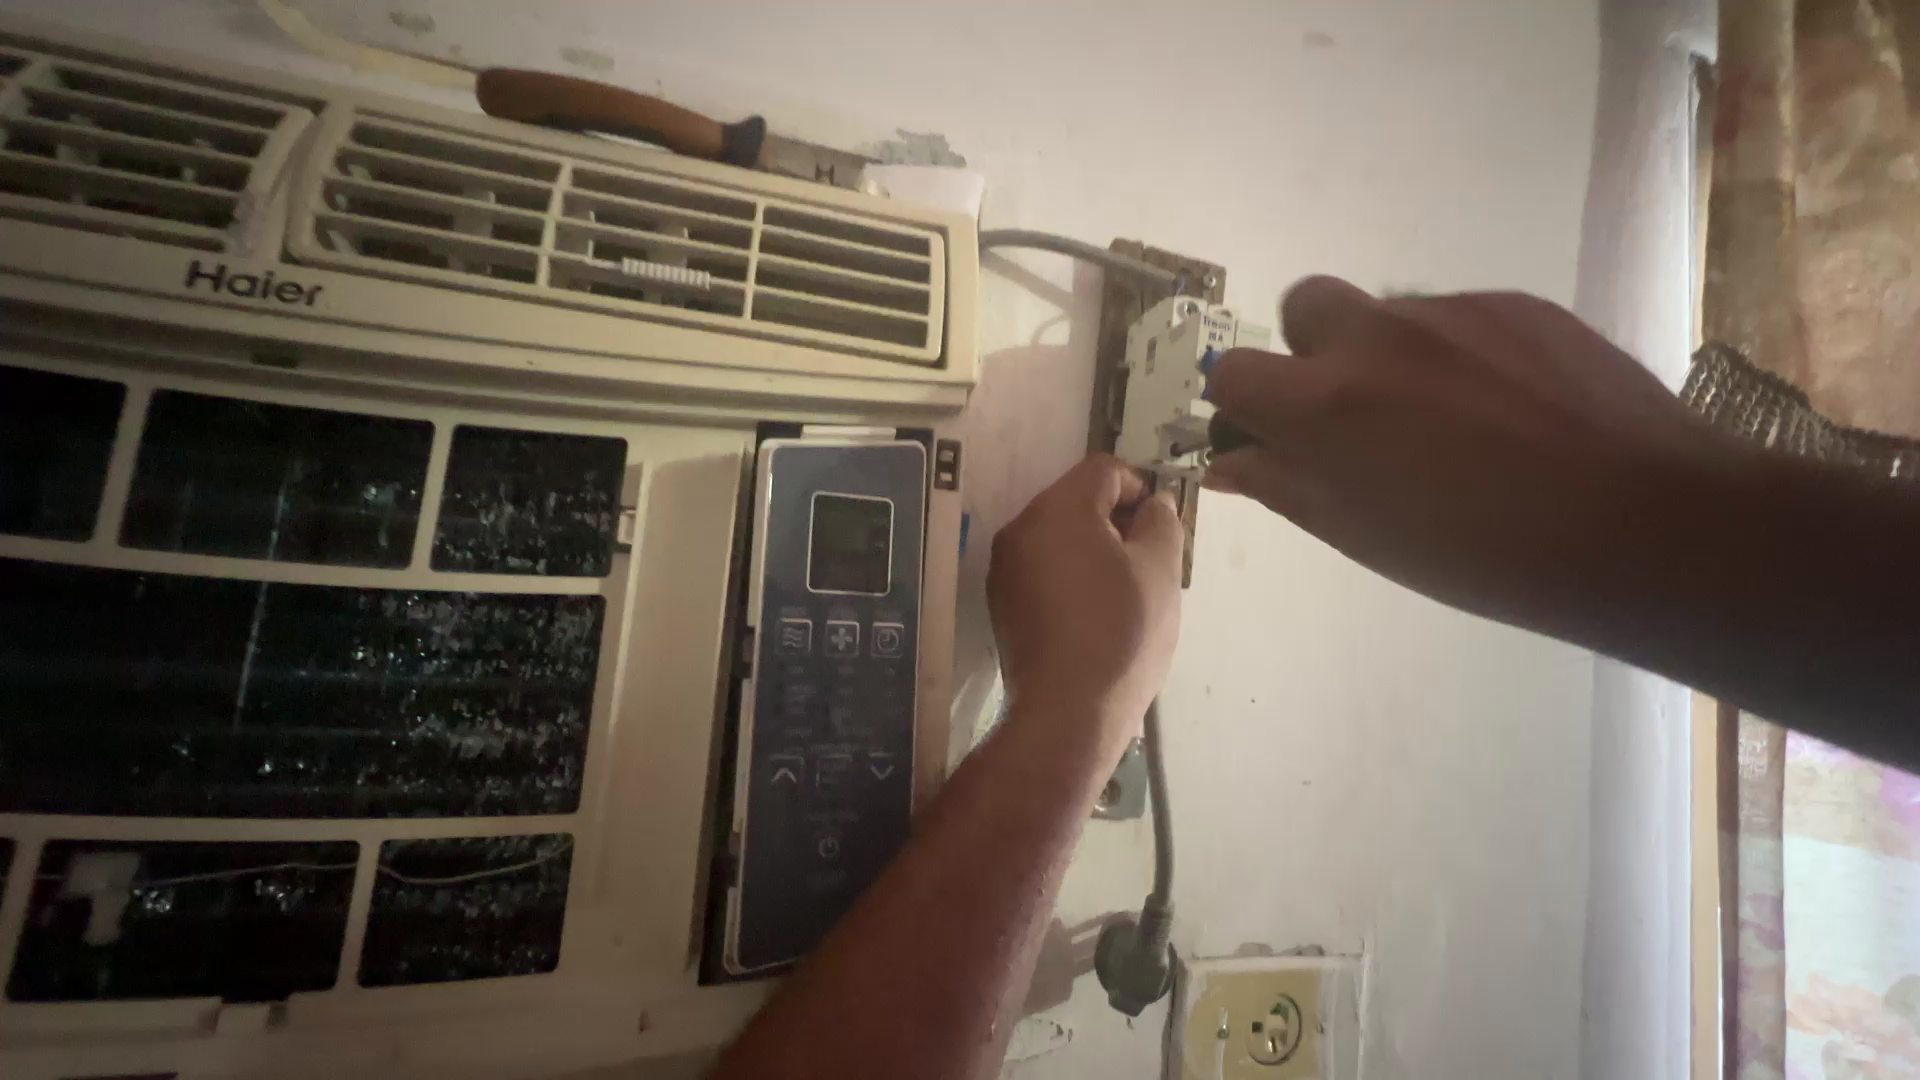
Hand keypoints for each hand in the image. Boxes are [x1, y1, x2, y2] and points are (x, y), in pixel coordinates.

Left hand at [988, 455, 1184, 753]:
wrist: (1067, 710)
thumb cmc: (1122, 633)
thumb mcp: (1160, 571)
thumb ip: (1162, 522)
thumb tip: (1154, 503)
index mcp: (1057, 510)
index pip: (1102, 470)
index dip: (1139, 486)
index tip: (1160, 525)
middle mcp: (1020, 528)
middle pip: (1075, 500)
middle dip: (1115, 519)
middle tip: (1148, 560)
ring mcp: (1004, 566)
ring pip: (1057, 535)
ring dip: (1092, 547)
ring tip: (1123, 590)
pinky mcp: (1001, 600)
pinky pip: (1041, 567)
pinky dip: (1069, 573)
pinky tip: (1092, 611)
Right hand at [1204, 276, 1742, 628]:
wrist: (1647, 525)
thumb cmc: (1474, 551)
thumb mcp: (1354, 532)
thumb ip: (1279, 484)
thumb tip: (1225, 462)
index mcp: (1323, 402)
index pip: (1232, 371)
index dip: (1237, 402)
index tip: (1264, 433)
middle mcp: (1374, 336)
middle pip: (1303, 305)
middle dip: (1306, 350)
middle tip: (1347, 409)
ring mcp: (1450, 311)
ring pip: (1384, 313)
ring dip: (1383, 354)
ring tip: (1438, 418)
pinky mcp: (1516, 302)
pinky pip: (1453, 316)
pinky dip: (1450, 353)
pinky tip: (1497, 409)